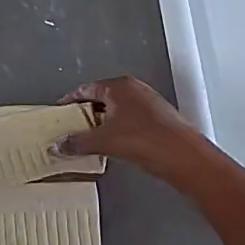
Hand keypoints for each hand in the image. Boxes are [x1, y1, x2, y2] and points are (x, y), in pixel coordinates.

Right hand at [56, 76, 212, 174]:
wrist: (183, 157)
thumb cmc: (147, 140)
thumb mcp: (104, 141)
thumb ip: (78, 142)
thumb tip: (61, 144)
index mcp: (120, 86)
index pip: (87, 88)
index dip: (71, 100)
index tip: (62, 110)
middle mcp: (135, 89)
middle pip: (103, 97)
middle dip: (87, 112)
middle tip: (73, 127)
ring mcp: (149, 103)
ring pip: (118, 109)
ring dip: (103, 122)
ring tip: (91, 139)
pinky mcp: (159, 118)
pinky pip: (131, 119)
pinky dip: (119, 128)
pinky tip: (115, 145)